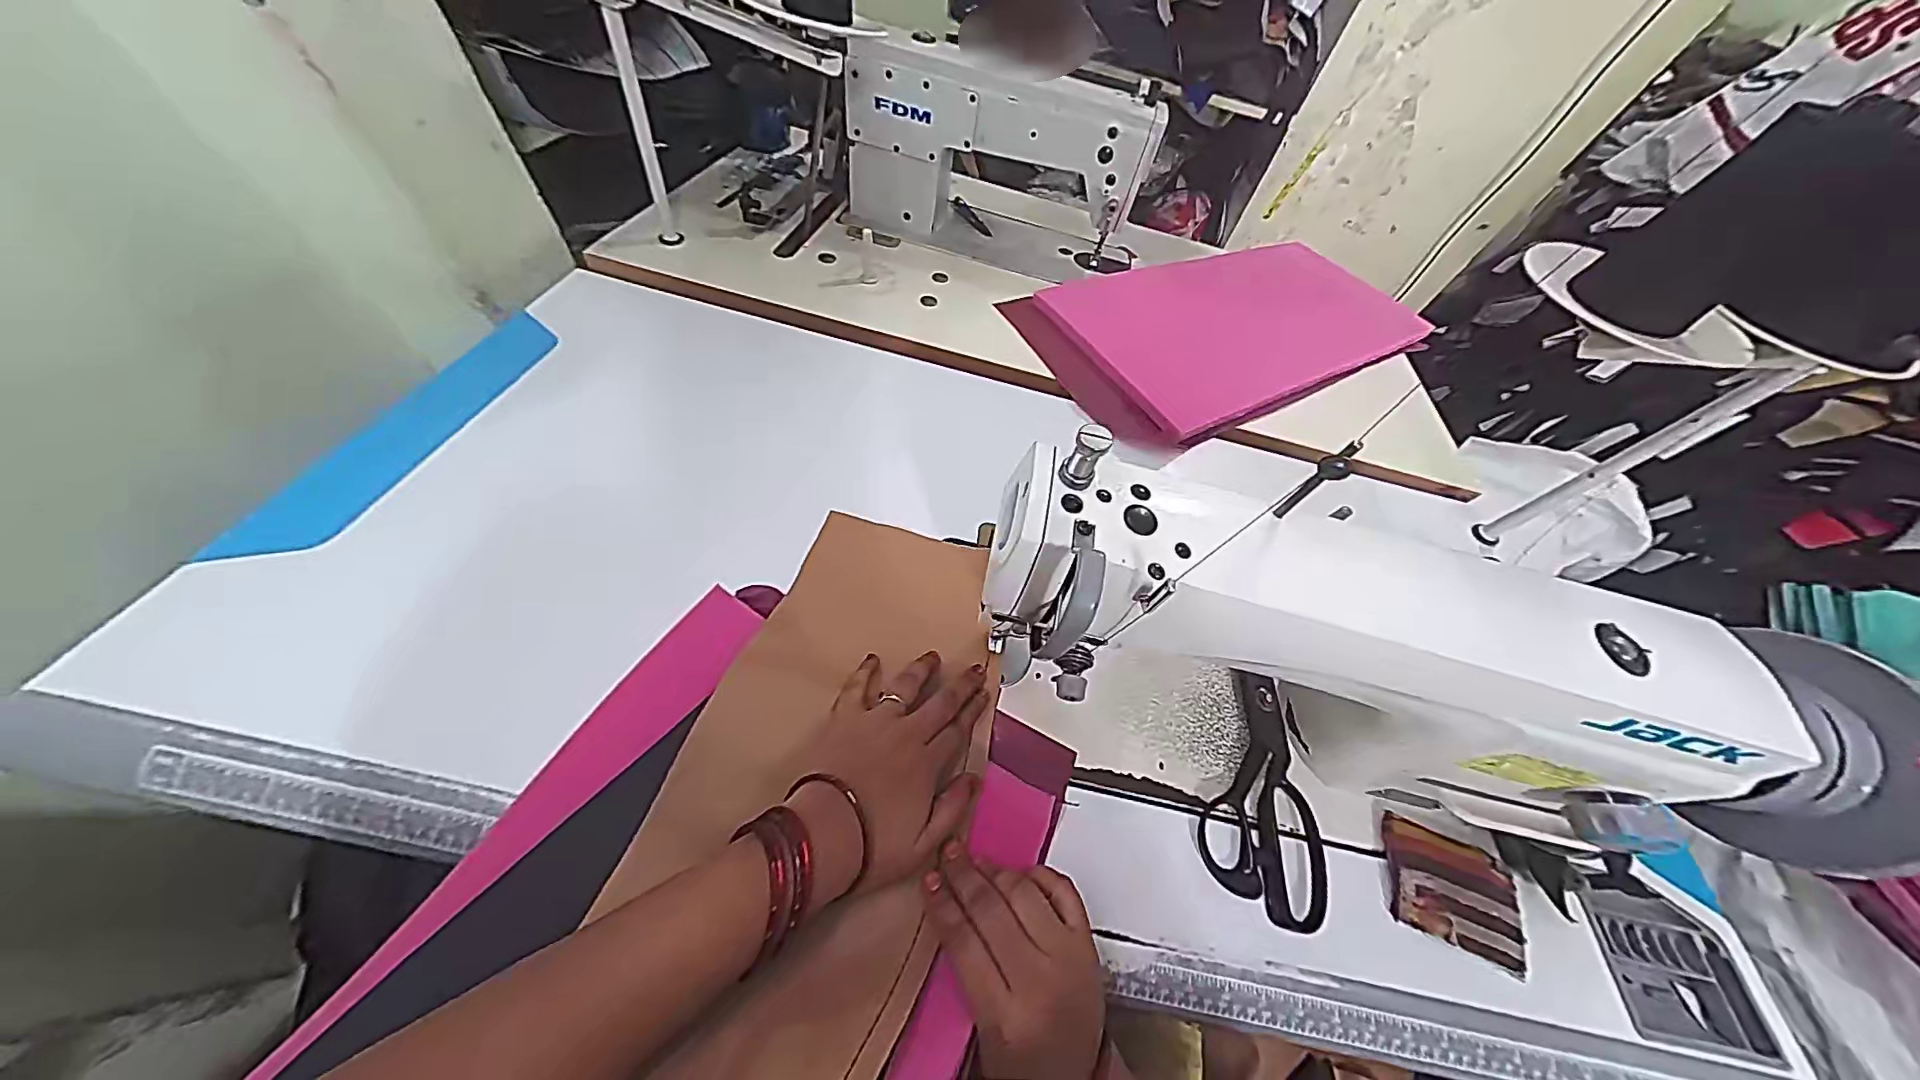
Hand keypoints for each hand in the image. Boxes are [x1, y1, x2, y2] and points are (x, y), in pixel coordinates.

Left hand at [788, 652, 990, 904]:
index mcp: (927, 764)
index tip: (983, 696)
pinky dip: (866, 672)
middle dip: (961, 685)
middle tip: (974, 671)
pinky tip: (872, 661)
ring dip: (921, 670)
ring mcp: (875, 722)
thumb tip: (973, 781)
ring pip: (905, 686)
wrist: (822, 833)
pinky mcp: (845, 719)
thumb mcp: (924, 843)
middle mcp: (906, 736)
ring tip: (932, 658)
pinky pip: (858, 687)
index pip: (958, 730)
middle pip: (941, 703)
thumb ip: (953, 808)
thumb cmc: (871, 845)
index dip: (973, 711)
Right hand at [923, 848, 1106, 1079]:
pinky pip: (1064, 892)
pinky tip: (1021, 870)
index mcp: (1006, 1015)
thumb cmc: (1023, 1061)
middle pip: (992, 911)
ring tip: (977, 860)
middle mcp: (1040, 982)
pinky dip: (1041, 875)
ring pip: (1025, 894)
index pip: (964, 943)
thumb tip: (947, 906)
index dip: (942, 905)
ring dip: (997, 871)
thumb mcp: (983, 1029)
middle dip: (964, 876)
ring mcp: (1069, 958)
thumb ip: (967, 973)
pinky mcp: (1089, 945)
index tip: (928, 881)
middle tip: (949, 853)